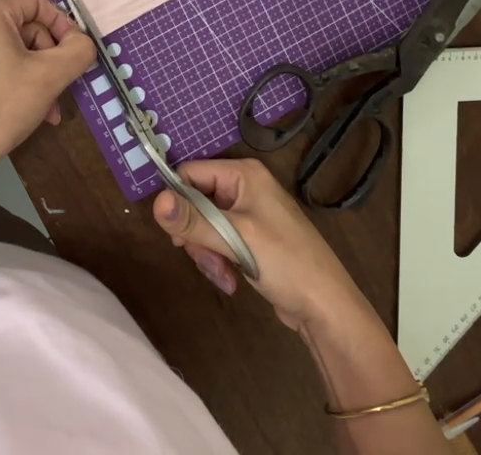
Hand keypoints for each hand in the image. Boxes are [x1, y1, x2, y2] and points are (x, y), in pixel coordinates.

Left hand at [0, 0, 94, 179]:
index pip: (36, 2)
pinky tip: (29, 112)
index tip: (76, 52)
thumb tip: (82, 42)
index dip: (62, 24)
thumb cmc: (1, 106)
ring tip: (49, 110)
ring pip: (14, 52)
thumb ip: (77, 51)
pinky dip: (17, 84)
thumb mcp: (50, 76)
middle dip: (50, 58)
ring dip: (37, 76)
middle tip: (62, 87)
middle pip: (26, 29)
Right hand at [153, 159, 368, 330]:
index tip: (177, 234)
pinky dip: (218, 261)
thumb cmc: (286, 262)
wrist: (326, 307)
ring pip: (204, 226)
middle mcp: (245, 186)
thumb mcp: (236, 239)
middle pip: (195, 201)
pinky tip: (230, 282)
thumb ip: (194, 220)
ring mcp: (249, 213)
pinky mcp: (251, 238)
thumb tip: (154, 202)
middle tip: (204, 258)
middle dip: (195, 235)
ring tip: (222, 275)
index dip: (179, 202)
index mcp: (244, 174)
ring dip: (206, 253)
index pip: (190, 173)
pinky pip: (219, 241)